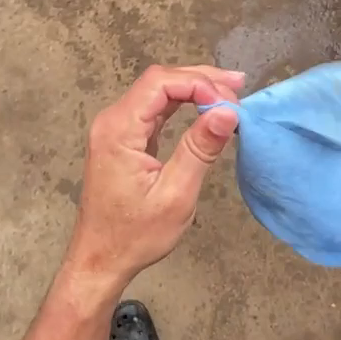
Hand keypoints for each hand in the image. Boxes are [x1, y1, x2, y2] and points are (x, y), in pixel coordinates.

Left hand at [65, 65, 244, 286]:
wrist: (101, 259)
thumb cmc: (135, 235)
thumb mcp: (175, 195)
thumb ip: (200, 150)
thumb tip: (227, 113)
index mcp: (119, 130)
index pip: (160, 83)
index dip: (198, 83)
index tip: (229, 104)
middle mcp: (112, 121)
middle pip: (159, 81)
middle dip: (200, 80)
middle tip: (239, 90)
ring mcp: (116, 129)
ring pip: (158, 92)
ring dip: (194, 89)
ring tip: (230, 93)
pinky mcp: (124, 139)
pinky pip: (154, 109)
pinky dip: (183, 104)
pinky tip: (207, 107)